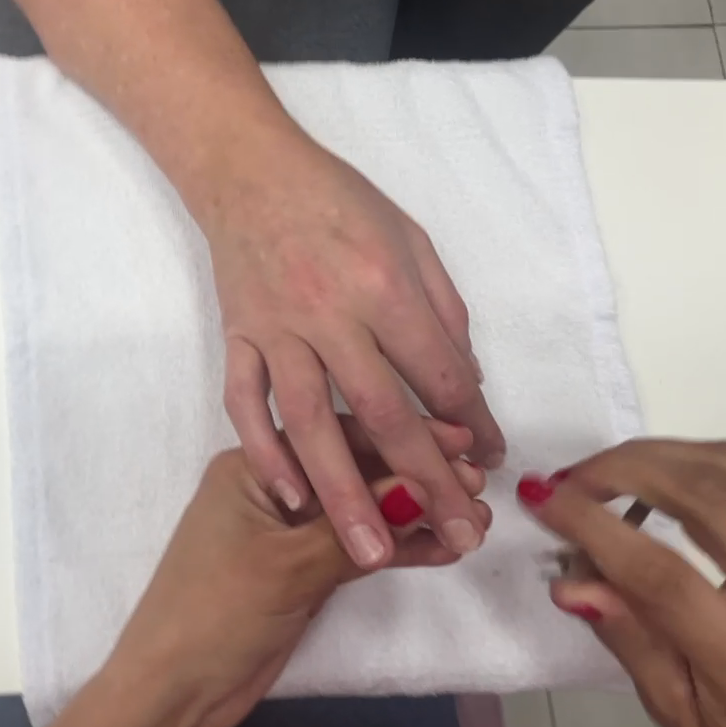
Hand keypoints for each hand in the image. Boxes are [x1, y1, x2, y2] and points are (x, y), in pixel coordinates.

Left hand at [109, 419, 487, 726]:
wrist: (177, 689)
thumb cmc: (216, 609)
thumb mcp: (286, 565)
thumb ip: (355, 528)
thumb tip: (426, 487)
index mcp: (254, 465)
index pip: (334, 437)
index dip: (397, 439)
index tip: (458, 442)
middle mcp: (275, 486)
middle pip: (355, 471)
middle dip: (415, 477)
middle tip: (476, 483)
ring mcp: (291, 530)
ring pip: (363, 513)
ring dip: (415, 517)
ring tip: (474, 520)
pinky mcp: (305, 568)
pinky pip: (359, 549)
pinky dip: (398, 550)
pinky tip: (443, 548)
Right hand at [199, 136, 505, 570]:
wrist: (251, 174)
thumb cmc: (340, 201)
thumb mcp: (411, 239)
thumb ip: (441, 311)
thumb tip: (463, 384)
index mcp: (385, 286)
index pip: (441, 376)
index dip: (474, 424)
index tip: (488, 461)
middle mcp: (331, 315)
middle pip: (385, 415)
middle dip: (427, 481)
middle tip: (460, 536)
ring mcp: (276, 332)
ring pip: (312, 425)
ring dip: (345, 492)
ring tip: (372, 552)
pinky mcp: (237, 340)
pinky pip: (245, 406)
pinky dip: (265, 453)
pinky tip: (290, 497)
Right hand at [520, 441, 725, 726]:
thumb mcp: (678, 718)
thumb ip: (627, 638)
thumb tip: (567, 581)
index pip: (661, 573)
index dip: (591, 524)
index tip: (540, 497)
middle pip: (707, 495)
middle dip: (622, 468)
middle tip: (568, 478)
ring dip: (659, 453)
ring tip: (605, 471)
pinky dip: (698, 458)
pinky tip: (660, 473)